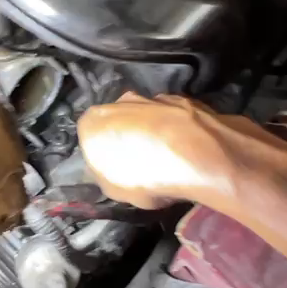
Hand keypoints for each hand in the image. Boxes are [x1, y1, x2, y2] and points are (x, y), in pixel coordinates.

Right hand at [76, 93, 286, 209]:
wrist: (194, 153)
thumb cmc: (143, 175)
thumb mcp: (113, 191)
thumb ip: (108, 176)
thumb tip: (115, 173)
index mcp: (94, 119)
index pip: (92, 137)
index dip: (105, 157)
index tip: (118, 172)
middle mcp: (122, 100)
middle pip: (123, 123)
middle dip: (132, 140)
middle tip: (146, 167)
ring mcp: (155, 97)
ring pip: (151, 117)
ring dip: (158, 134)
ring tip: (173, 162)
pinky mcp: (186, 99)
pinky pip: (178, 119)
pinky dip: (181, 131)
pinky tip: (191, 152)